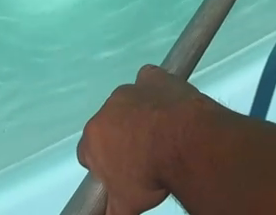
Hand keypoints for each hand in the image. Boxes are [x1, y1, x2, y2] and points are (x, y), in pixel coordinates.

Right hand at [77, 65, 212, 214]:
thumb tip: (106, 214)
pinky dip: (155, 89)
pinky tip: (166, 103)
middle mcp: (109, 108)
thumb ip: (108, 209)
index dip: (104, 164)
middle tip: (141, 154)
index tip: (120, 171)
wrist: (187, 143)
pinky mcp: (155, 76)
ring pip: (130, 102)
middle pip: (110, 124)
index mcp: (93, 137)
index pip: (88, 152)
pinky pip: (149, 79)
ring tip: (160, 132)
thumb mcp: (124, 205)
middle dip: (121, 137)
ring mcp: (133, 89)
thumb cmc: (152, 173)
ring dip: (139, 113)